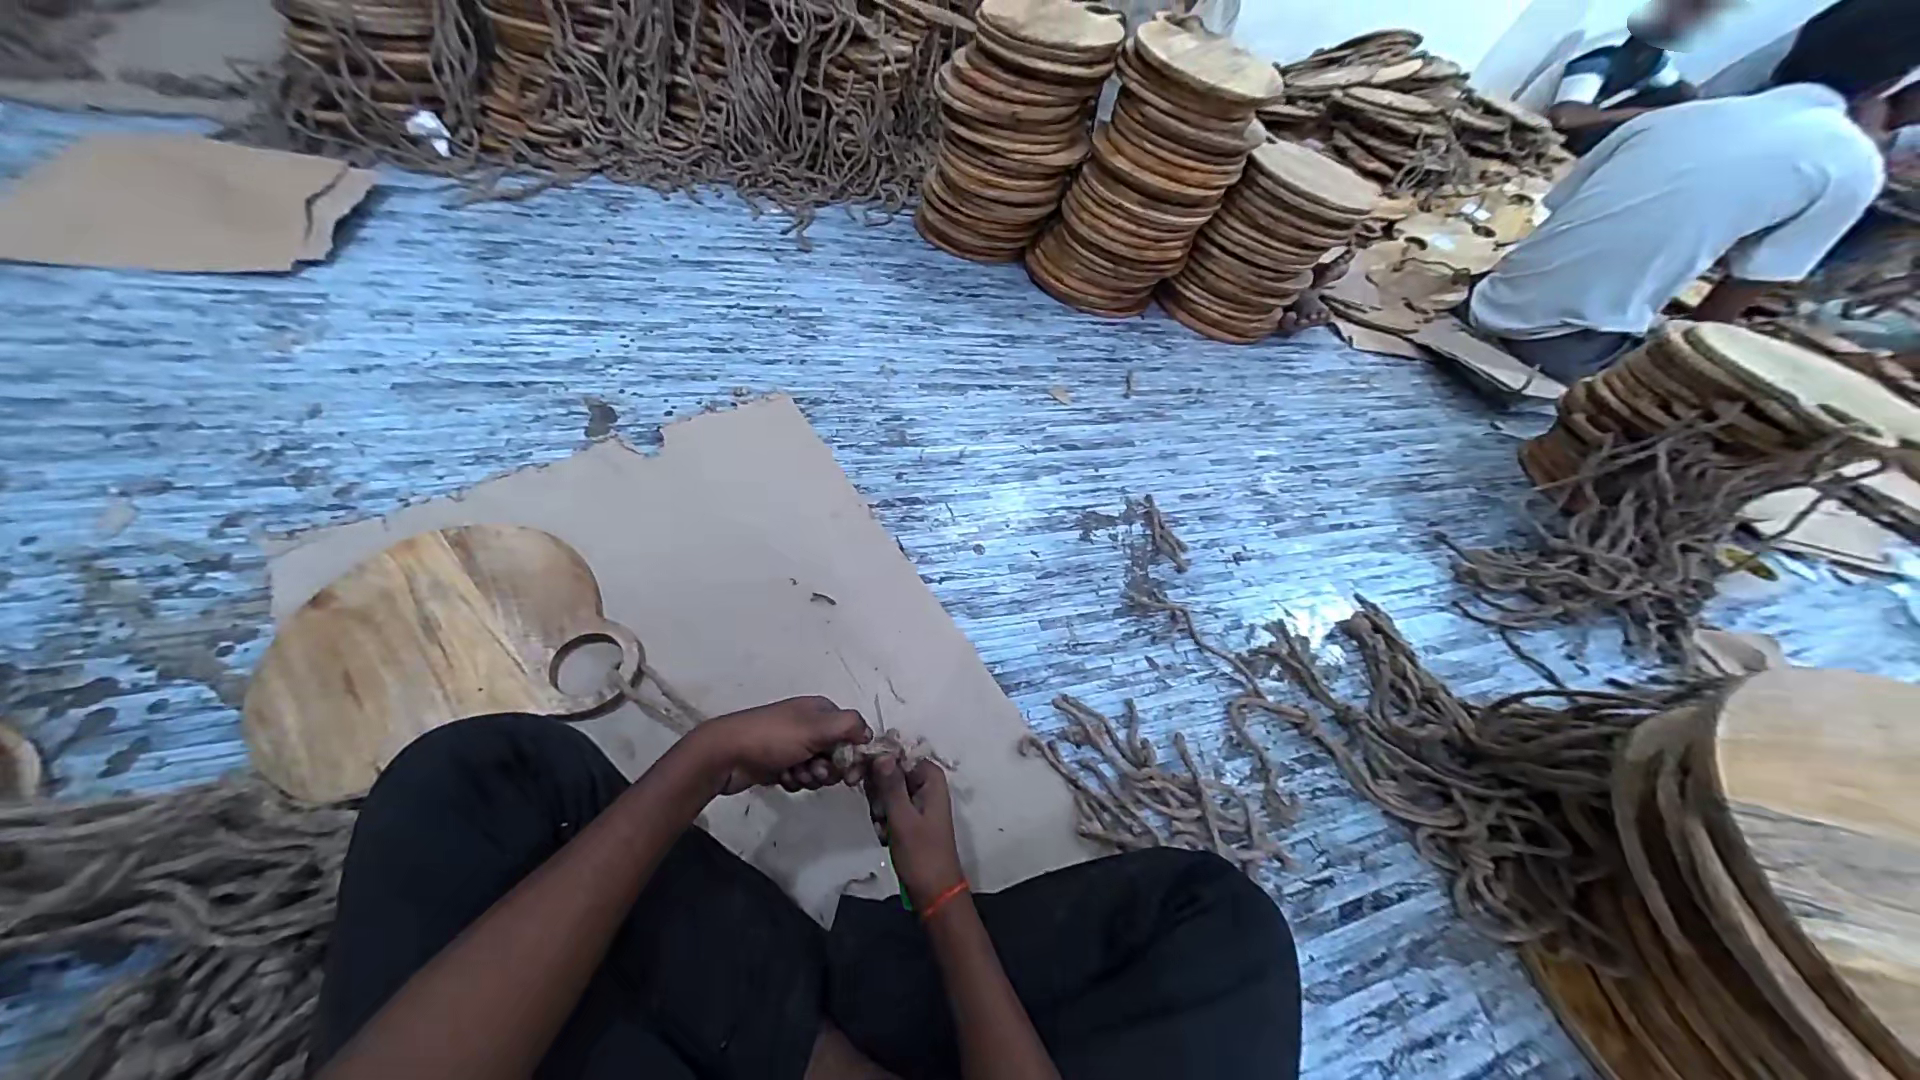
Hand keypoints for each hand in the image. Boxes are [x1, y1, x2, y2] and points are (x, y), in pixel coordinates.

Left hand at [691, 696, 870, 795]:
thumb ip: (849, 726)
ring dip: (811, 776)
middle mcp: (812, 725)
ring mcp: (795, 745)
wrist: (726, 755)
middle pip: (839, 754)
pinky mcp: (782, 764)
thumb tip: (870, 734)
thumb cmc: (774, 737)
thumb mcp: (816, 727)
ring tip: (794, 773)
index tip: (852, 775)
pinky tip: (783, 778)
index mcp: (822, 711)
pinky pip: (802, 777)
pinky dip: (796, 780)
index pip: (854, 733)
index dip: (856, 755)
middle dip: (829, 768)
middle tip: (814, 770)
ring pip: (821, 769)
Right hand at [866, 756, 964, 908]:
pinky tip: (886, 836)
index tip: (855, 775)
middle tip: (878, 814)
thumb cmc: (921, 854)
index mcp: (930, 776)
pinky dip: (883, 820)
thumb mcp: (902, 818)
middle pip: (889, 770)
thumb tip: (882, 753)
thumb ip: (891, 785)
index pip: (897, 753)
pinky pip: (889, 806)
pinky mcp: (910, 814)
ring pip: (885, 790)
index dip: (875, 761)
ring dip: (879, 809)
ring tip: (885, 830)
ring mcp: (918, 798)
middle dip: (877, 792)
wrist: (933, 892)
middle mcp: (925, 781)